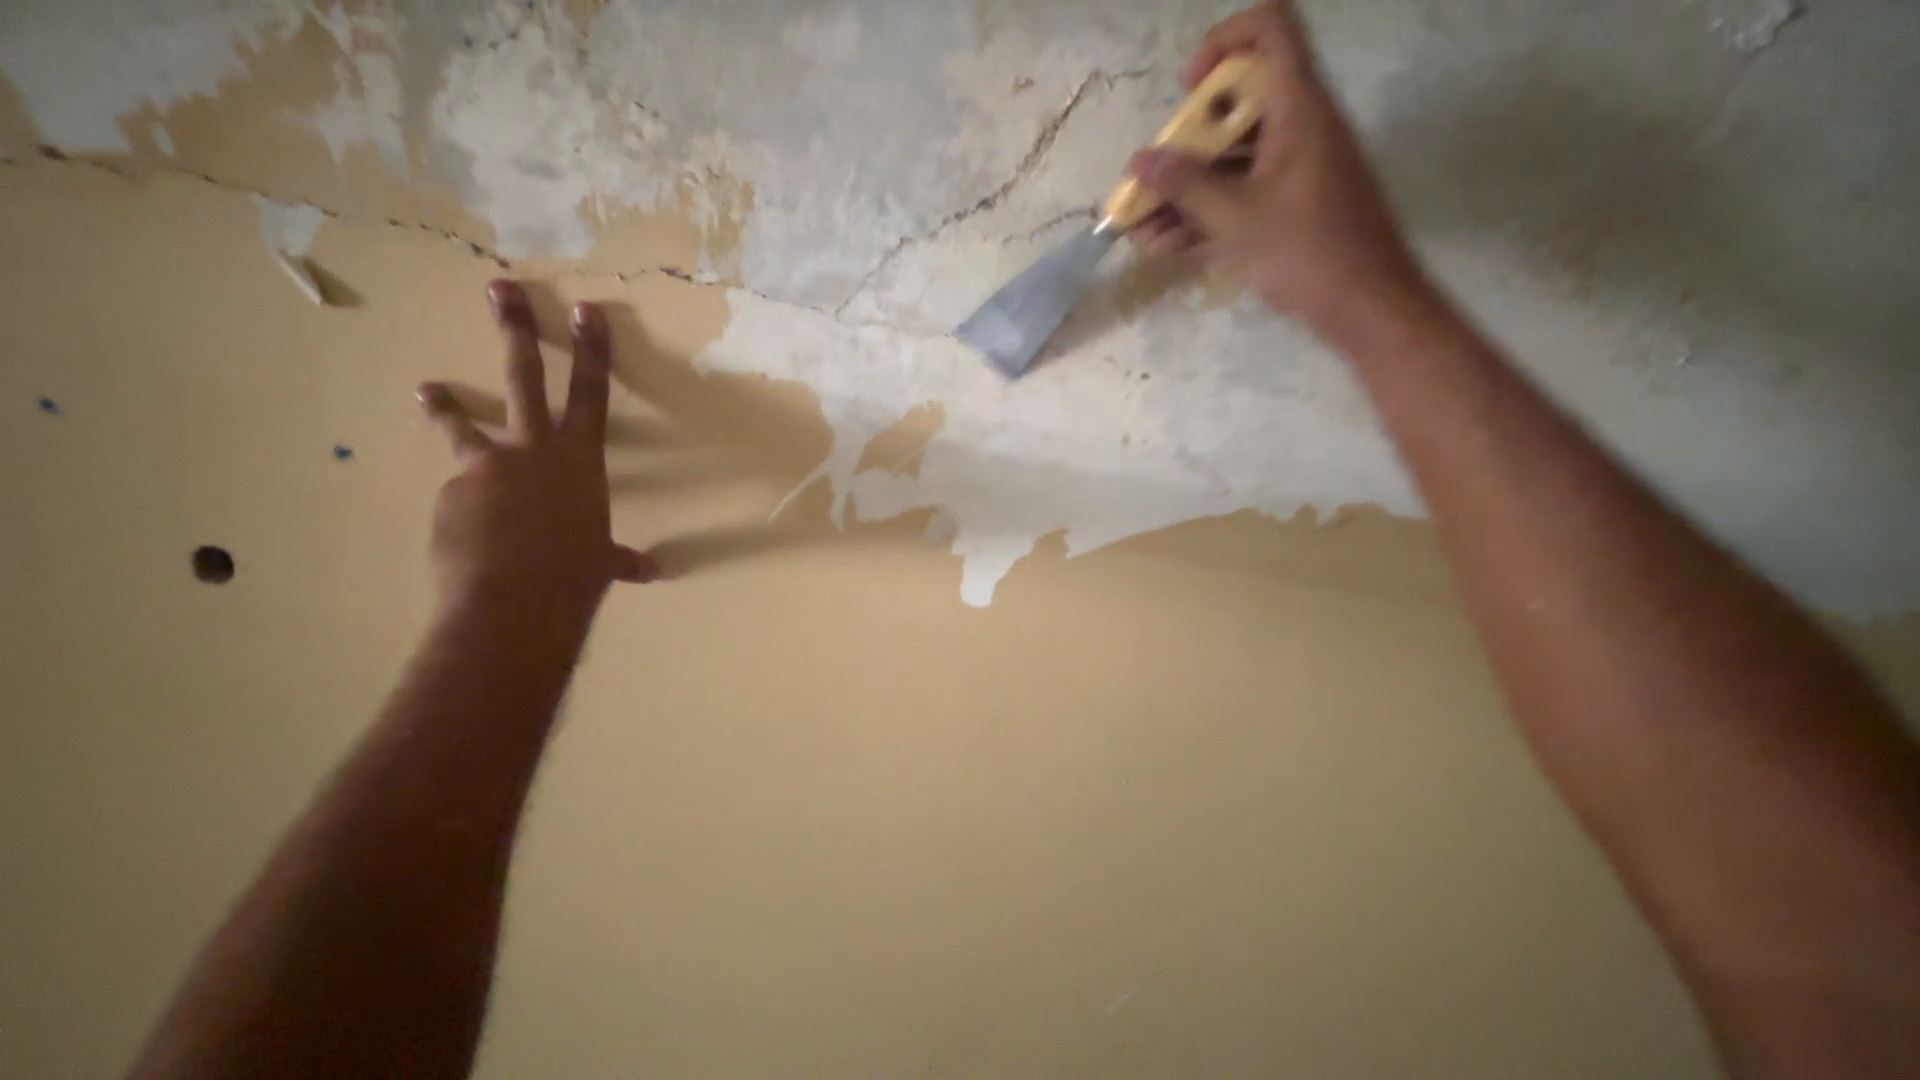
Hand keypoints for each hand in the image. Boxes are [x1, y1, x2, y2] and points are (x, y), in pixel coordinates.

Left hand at [417, 280, 655, 620]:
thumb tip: (648, 572)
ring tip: (426, 389)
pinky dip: (467, 515)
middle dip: (516, 330)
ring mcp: (486, 468)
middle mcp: (532, 451)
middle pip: (524, 378)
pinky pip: (460, 499)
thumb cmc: (575, 576)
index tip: (585, 309)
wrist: (514, 601)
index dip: (591, 350)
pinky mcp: (450, 495)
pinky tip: (471, 543)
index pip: (591, 394)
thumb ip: (618, 559)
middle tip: (500, 289)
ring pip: (463, 426)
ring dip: (446, 405)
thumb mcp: (601, 563)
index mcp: (579, 461)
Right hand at [1130, 1, 1428, 329]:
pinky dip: (1205, 212)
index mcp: (1298, 108)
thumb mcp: (1237, 219)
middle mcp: (1299, 126)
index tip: (1190, 89)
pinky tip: (1167, 244)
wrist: (1367, 308)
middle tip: (1154, 178)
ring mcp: (1296, 166)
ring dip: (1185, 188)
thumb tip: (1139, 162)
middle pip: (1235, 104)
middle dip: (1183, 142)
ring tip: (1142, 228)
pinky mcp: (1292, 203)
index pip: (1269, 30)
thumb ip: (1185, 186)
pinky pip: (1242, 191)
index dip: (1223, 43)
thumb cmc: (1308, 253)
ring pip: (1232, 157)